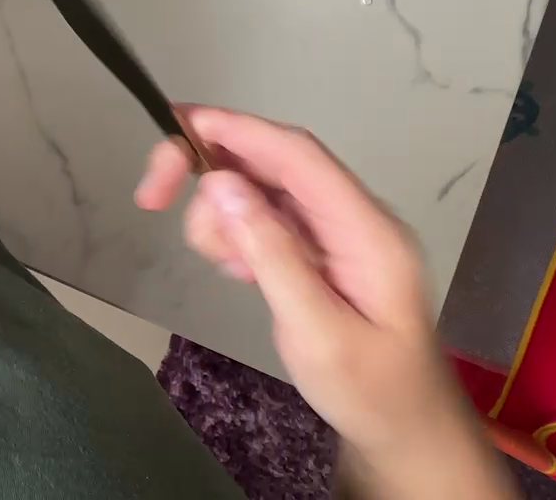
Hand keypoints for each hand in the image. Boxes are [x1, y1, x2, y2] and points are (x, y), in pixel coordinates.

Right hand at [133, 108, 475, 456]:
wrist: (404, 429)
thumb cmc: (370, 390)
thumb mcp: (317, 333)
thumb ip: (271, 254)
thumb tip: (220, 184)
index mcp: (366, 228)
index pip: (295, 153)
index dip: (235, 129)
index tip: (175, 126)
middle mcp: (346, 212)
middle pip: (263, 158)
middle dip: (204, 168)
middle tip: (151, 195)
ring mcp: (327, 223)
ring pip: (250, 183)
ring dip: (215, 212)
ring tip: (225, 266)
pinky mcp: (309, 237)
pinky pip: (253, 209)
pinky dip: (228, 229)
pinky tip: (239, 270)